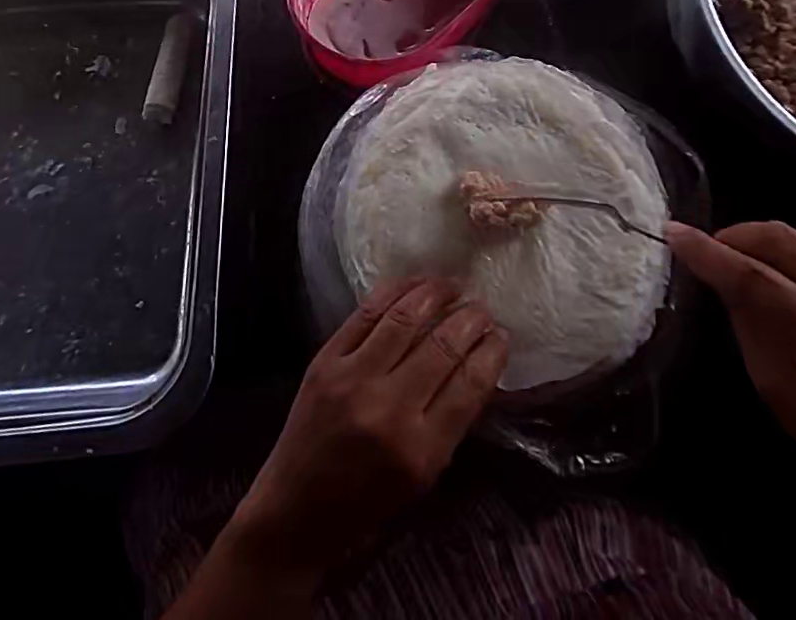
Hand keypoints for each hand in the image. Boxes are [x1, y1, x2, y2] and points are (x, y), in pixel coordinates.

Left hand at [222, 276, 508, 576]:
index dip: (493, 350)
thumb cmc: (369, 500)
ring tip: (454, 286)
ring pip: (406, 316)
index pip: (471, 382)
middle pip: (444, 345)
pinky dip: (398, 290)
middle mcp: (387, 410)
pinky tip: (417, 285)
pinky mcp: (325, 361)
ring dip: (437, 293)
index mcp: (420, 449)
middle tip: (483, 309)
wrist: (294, 510)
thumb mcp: (426, 473)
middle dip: (473, 318)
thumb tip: (481, 359)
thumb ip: (455, 418)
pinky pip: (368, 312)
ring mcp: (352, 380)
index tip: (501, 335)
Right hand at [668, 222, 795, 618]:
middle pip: (788, 242)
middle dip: (739, 235)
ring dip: (770, 245)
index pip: (760, 283)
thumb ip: (751, 327)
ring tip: (748, 262)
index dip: (712, 254)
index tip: (676, 232)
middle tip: (710, 246)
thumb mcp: (780, 395)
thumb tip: (720, 275)